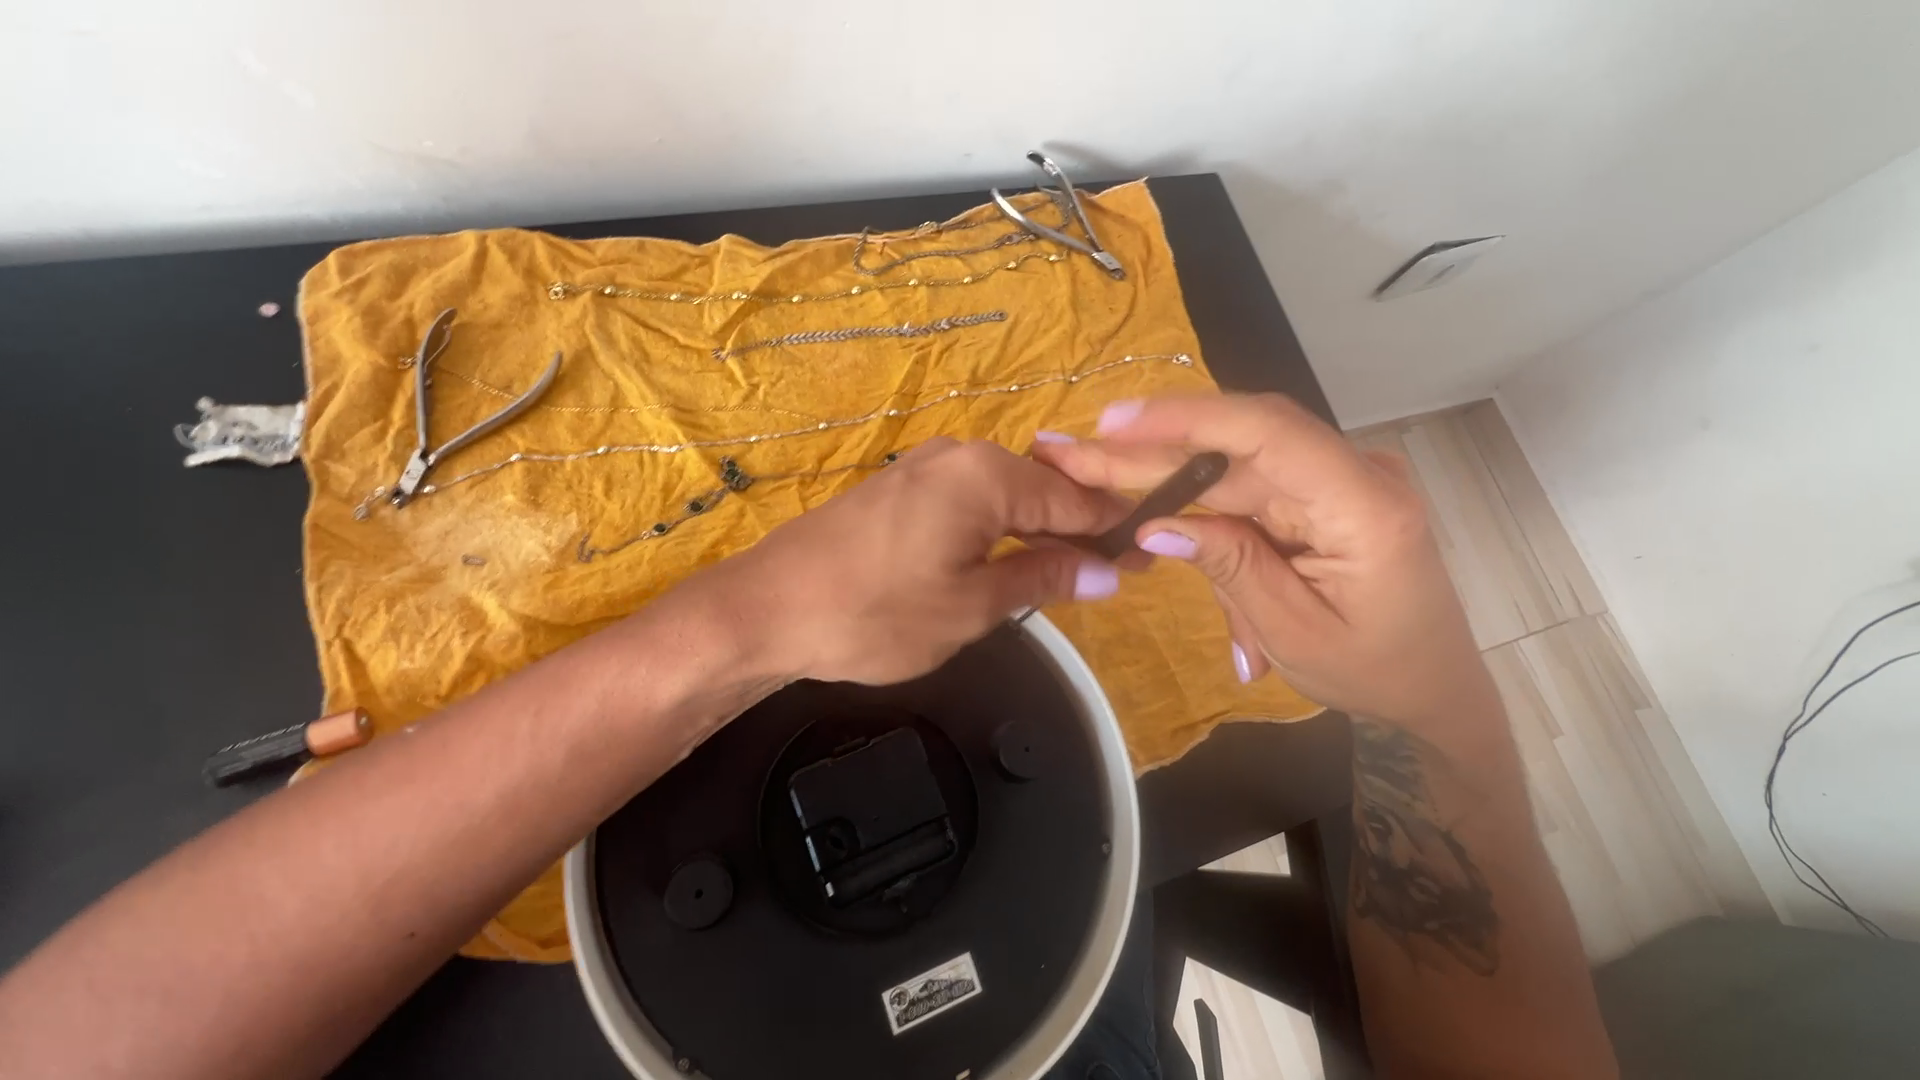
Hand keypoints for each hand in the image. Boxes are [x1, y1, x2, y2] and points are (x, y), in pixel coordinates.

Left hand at [712, 438, 1128, 684]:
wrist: (764, 610)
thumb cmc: (873, 614)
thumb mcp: (971, 607)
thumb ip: (1042, 580)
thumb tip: (1107, 572)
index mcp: (986, 475)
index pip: (1074, 498)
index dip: (1115, 529)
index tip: (1151, 556)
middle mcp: (958, 456)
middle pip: (1042, 489)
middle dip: (1080, 529)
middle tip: (1115, 573)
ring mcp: (924, 468)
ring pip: (1006, 496)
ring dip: (1040, 530)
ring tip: (1072, 572)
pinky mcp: (899, 489)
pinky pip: (970, 501)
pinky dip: (999, 528)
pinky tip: (1012, 557)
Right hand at [1032, 393, 1488, 722]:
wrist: (1433, 685)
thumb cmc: (1375, 672)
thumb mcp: (1294, 633)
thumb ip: (1230, 568)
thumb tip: (1155, 525)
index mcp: (1364, 506)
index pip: (1269, 433)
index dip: (1187, 420)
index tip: (1113, 423)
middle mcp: (1351, 474)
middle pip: (1237, 444)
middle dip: (1149, 448)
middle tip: (1071, 452)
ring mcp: (1332, 480)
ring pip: (1231, 466)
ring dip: (1160, 477)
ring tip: (1087, 473)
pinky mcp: (1314, 495)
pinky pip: (1244, 492)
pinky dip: (1196, 511)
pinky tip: (1149, 520)